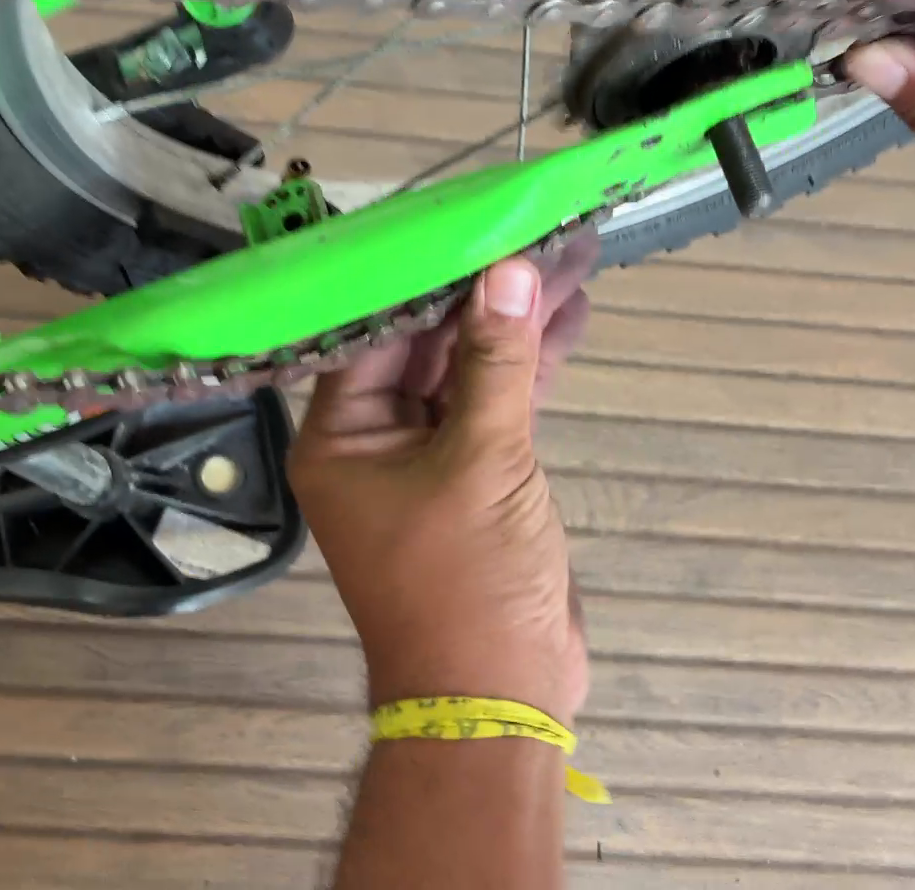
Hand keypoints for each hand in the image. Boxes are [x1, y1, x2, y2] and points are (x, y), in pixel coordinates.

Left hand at [289, 237, 596, 723]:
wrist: (501, 693)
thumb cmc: (467, 583)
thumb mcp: (482, 462)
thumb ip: (495, 363)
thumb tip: (509, 273)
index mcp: (342, 435)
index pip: (378, 330)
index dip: (428, 274)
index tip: (471, 220)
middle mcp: (376, 437)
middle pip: (431, 343)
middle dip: (489, 294)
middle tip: (540, 234)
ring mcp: (429, 454)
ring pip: (473, 369)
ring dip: (519, 324)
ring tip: (572, 260)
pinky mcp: (477, 472)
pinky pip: (501, 403)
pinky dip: (534, 368)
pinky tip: (571, 321)